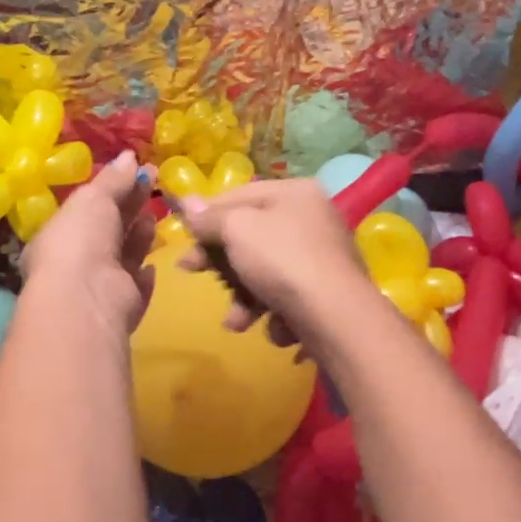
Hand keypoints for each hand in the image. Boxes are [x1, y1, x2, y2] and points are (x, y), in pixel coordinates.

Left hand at [21, 150, 157, 332]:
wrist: (87, 298)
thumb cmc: (81, 239)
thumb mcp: (94, 198)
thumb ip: (114, 179)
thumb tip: (129, 156)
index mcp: (57, 235)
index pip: (86, 208)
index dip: (112, 189)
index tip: (138, 171)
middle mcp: (73, 263)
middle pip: (107, 230)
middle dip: (129, 208)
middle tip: (154, 184)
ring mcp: (96, 288)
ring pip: (122, 257)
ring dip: (138, 237)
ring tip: (153, 218)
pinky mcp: (119, 308)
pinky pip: (134, 287)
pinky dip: (143, 276)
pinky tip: (151, 266)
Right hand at [177, 177, 370, 341]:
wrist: (338, 319)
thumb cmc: (283, 260)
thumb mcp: (237, 230)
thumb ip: (210, 218)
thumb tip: (188, 203)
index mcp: (295, 193)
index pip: (240, 195)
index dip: (206, 214)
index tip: (182, 235)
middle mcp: (313, 219)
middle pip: (252, 235)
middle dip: (221, 261)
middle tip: (189, 271)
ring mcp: (323, 257)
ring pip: (268, 271)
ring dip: (245, 298)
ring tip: (236, 323)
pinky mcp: (328, 293)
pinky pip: (289, 297)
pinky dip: (276, 313)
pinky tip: (275, 329)